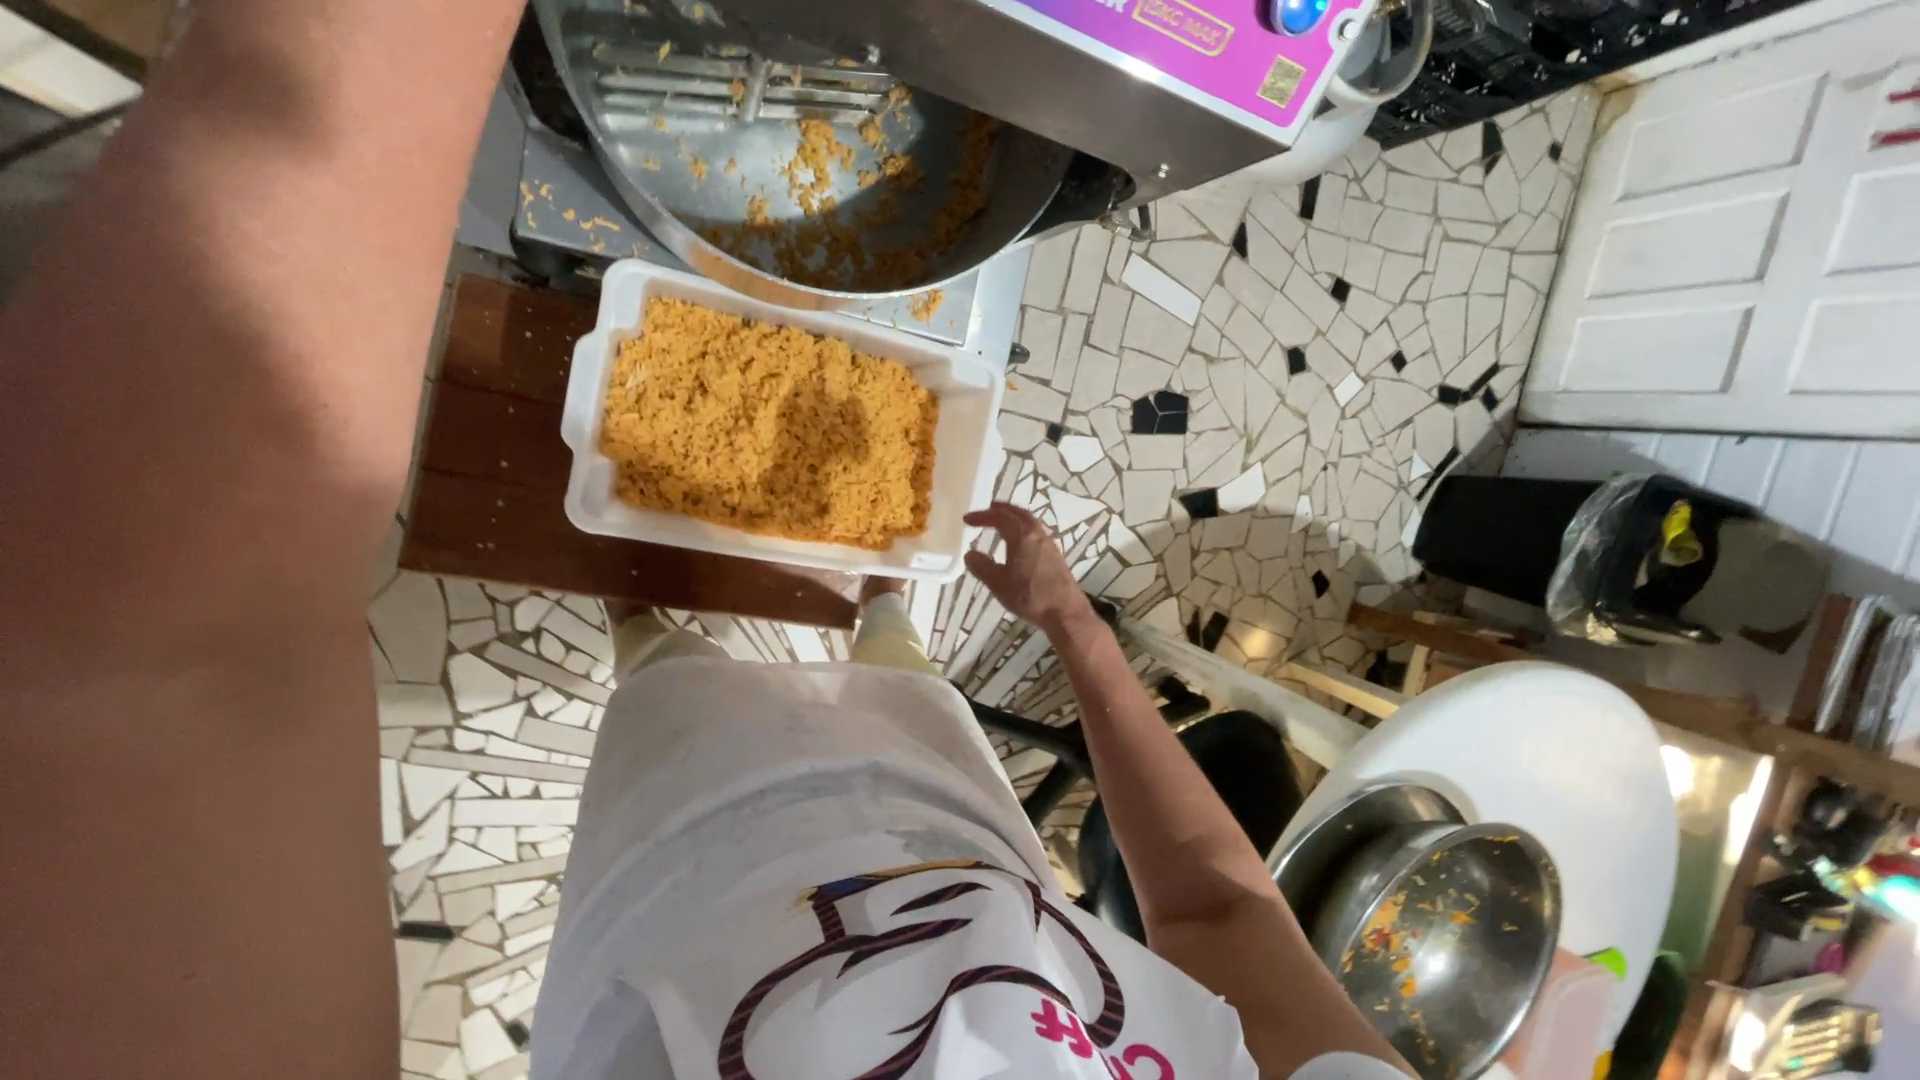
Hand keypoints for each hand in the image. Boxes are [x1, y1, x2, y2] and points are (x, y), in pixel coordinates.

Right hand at [963, 503, 1093, 635]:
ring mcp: (1049, 544)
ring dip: (1014, 518)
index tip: (967, 519)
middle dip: (1002, 509)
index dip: (982, 516)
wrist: (1064, 611)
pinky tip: (1019, 543)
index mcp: (1022, 536)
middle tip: (988, 509)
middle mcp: (1037, 534)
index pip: (1000, 518)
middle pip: (1018, 513)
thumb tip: (970, 554)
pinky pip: (1036, 533)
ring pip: (1030, 522)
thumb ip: (982, 566)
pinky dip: (1023, 529)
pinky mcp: (1055, 555)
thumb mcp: (998, 583)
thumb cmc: (1029, 595)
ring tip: (1002, 523)